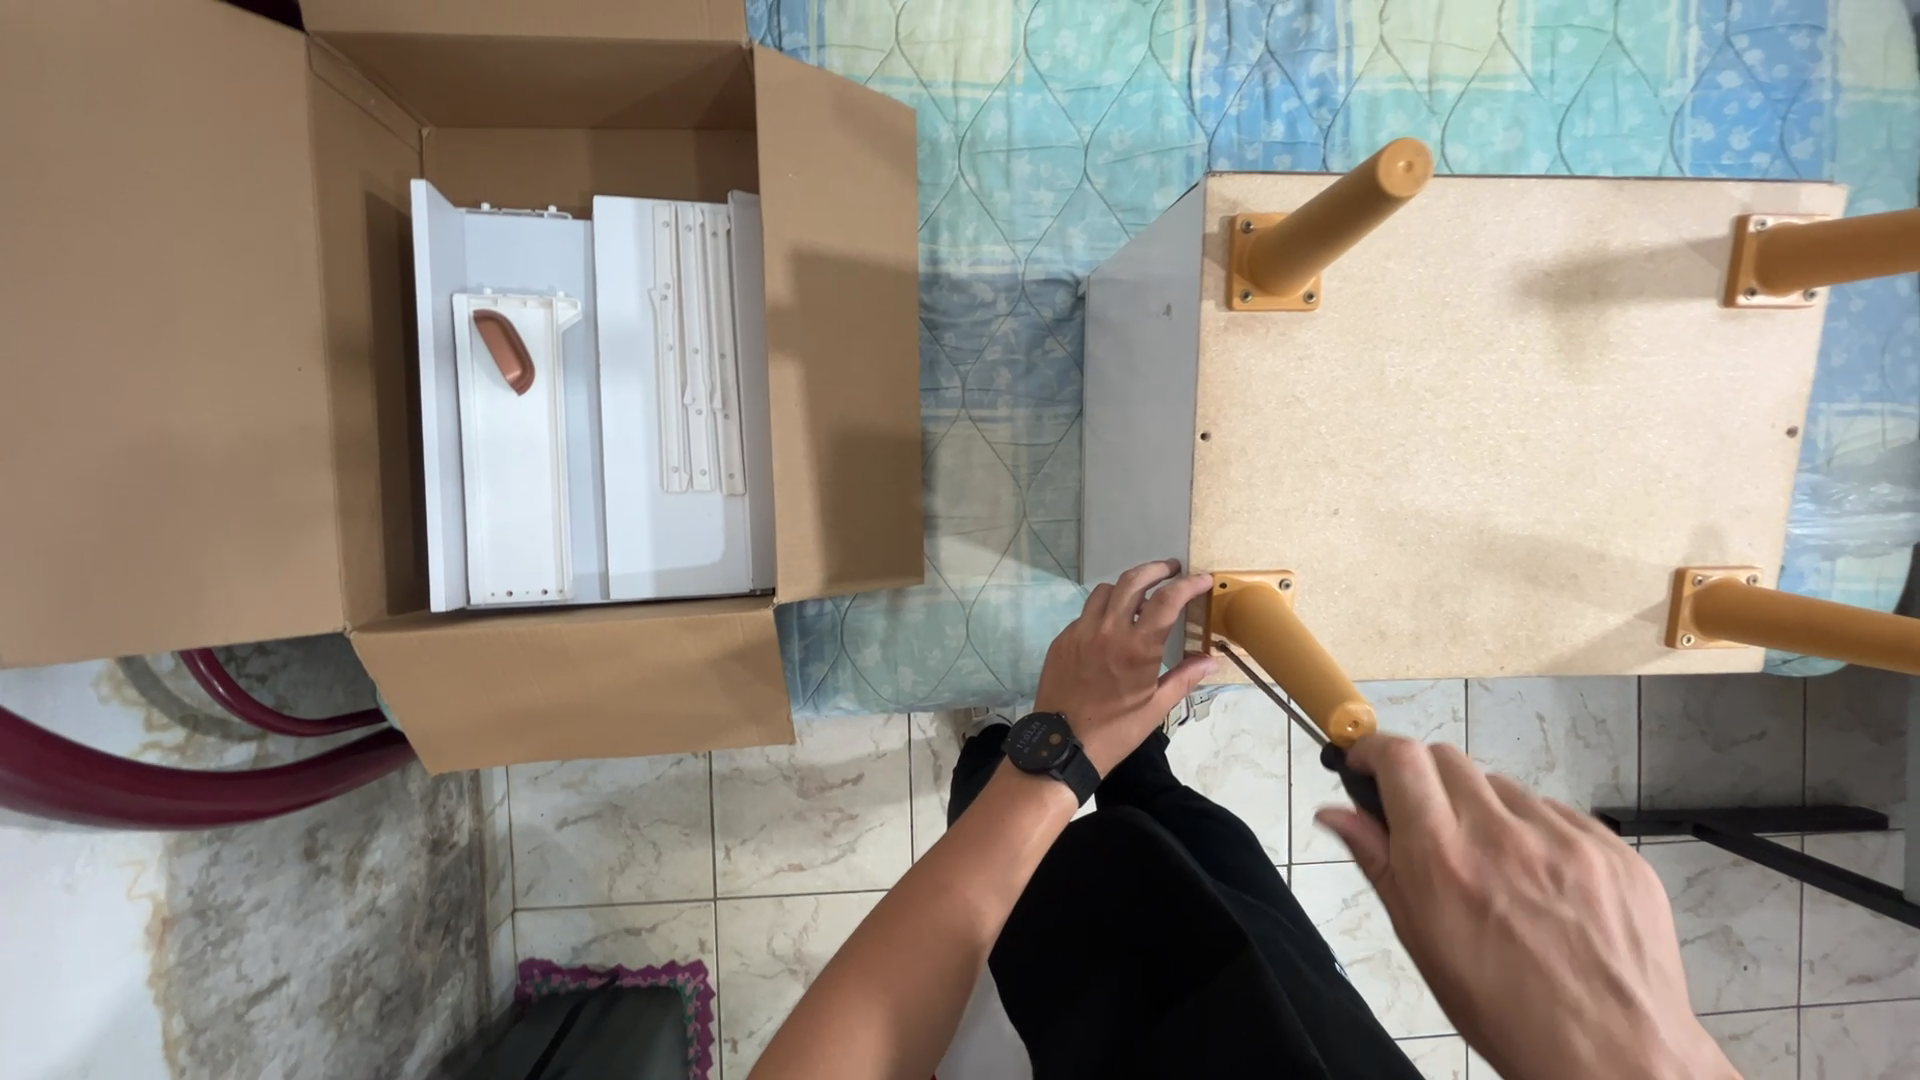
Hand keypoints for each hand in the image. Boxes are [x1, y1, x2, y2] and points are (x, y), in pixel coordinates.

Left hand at [1033, 559, 1215, 774]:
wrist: (1062, 745)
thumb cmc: (1115, 731)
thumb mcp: (1155, 708)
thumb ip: (1183, 678)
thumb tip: (1210, 660)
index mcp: (1137, 647)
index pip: (1168, 600)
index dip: (1188, 584)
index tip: (1201, 578)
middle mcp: (1107, 630)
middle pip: (1133, 580)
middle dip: (1156, 569)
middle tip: (1171, 569)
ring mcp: (1080, 632)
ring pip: (1105, 592)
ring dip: (1127, 587)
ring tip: (1141, 597)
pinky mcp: (1062, 639)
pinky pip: (1085, 613)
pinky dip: (1103, 611)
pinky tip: (1111, 627)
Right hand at [1316, 737, 1736, 1079]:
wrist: (1619, 1060)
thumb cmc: (1502, 1007)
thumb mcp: (1417, 935)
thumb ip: (1376, 860)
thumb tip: (1335, 812)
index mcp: (1443, 856)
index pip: (1400, 758)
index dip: (1374, 749)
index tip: (1365, 762)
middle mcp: (1502, 834)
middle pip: (1446, 758)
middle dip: (1423, 777)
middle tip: (1424, 816)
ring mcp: (1566, 839)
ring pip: (1502, 785)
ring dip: (1482, 806)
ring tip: (1493, 861)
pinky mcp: (1615, 852)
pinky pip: (1557, 813)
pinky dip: (1535, 830)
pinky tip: (1541, 878)